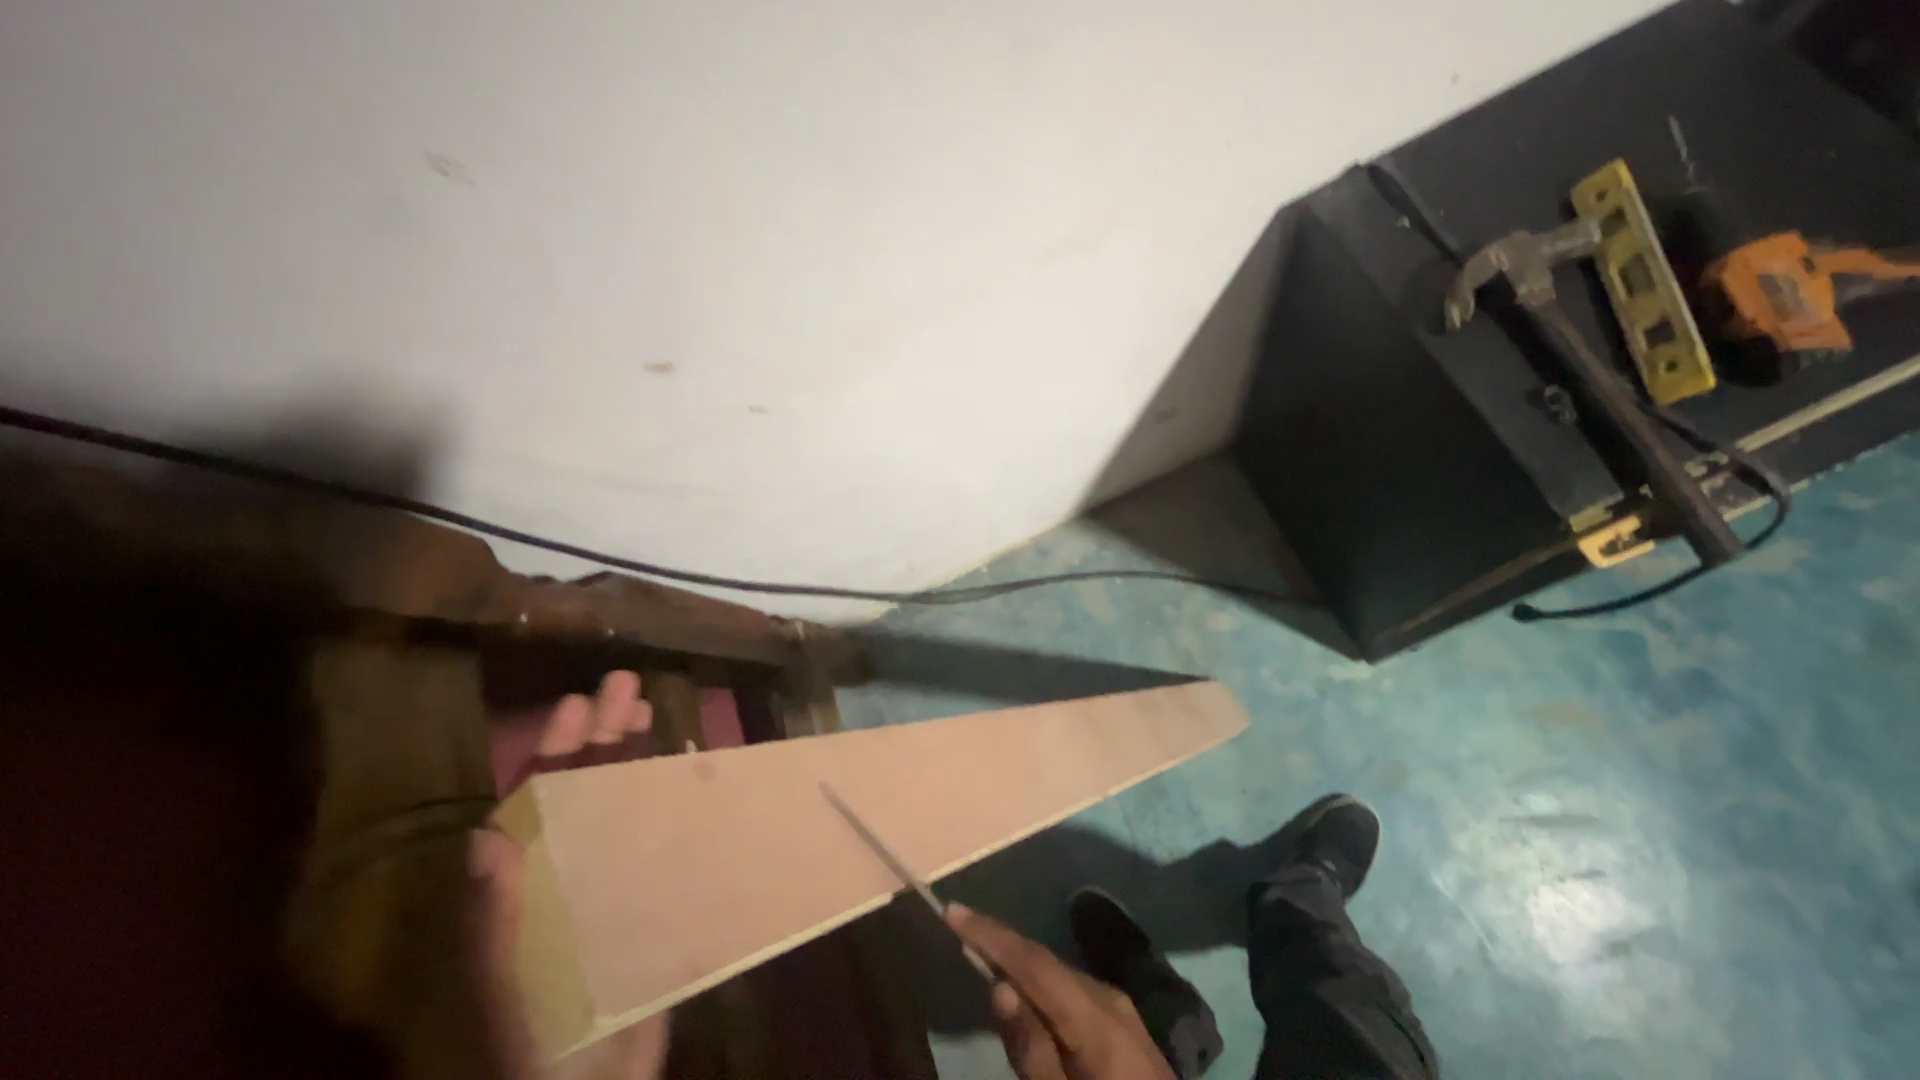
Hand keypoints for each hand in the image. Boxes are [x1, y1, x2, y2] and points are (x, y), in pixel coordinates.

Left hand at [470, 670, 667, 1078]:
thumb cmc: (541, 1033)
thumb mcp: (508, 976)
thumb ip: (494, 914)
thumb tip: (483, 835)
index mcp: (528, 878)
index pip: (539, 797)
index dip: (557, 747)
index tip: (579, 702)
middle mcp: (568, 865)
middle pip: (584, 786)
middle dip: (602, 734)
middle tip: (625, 684)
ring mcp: (610, 879)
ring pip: (623, 802)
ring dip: (635, 757)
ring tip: (653, 710)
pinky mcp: (649, 897)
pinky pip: (661, 835)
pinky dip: (673, 800)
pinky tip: (689, 771)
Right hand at [946, 904, 1174, 1079]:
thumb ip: (1032, 1051)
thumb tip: (998, 987)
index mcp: (1097, 1021)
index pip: (1035, 964)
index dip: (992, 935)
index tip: (953, 910)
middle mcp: (1110, 1000)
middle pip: (1046, 962)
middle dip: (1000, 941)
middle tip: (957, 923)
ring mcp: (1120, 1009)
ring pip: (1057, 972)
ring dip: (1017, 958)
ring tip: (976, 945)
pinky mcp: (1121, 1021)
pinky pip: (1069, 988)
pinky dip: (1038, 979)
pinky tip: (1018, 982)